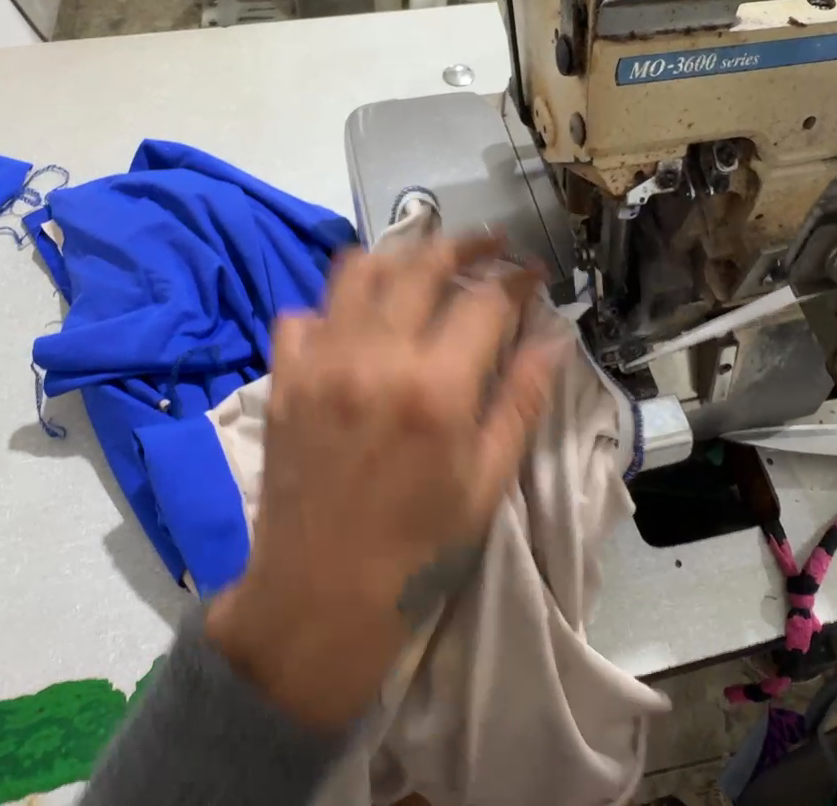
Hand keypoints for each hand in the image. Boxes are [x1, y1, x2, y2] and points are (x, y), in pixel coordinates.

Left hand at [207, 234, 568, 729]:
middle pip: (423, 265)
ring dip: (399, 256)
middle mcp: (376, 358)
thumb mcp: (487, 481)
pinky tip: (357, 322)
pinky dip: (334, 306)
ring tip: (425, 262)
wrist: (320, 593)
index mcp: (436, 387)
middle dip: (465, 244)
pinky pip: (303, 313)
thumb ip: (522, 401)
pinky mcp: (284, 378)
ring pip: (359, 271)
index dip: (517, 278)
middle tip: (490, 243)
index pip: (486, 301)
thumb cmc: (419, 547)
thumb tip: (553, 340)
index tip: (533, 271)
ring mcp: (321, 362)